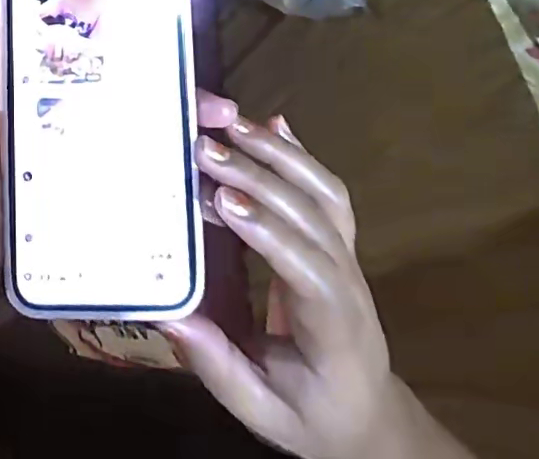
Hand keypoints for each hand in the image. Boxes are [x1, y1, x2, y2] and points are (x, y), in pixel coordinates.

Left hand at [0, 72, 242, 332]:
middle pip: (133, 120)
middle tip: (228, 124)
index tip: (191, 87)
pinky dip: (170, 205)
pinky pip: (138, 206)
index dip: (147, 82)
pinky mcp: (94, 222)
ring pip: (143, 162)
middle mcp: (71, 144)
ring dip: (184, 160)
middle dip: (180, 117)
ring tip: (230, 170)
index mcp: (42, 121)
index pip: (101, 89)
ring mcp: (86, 184)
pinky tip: (205, 214)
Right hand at [164, 107, 468, 458]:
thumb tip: (170, 313)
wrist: (369, 412)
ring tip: (230, 125)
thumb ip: (218, 366)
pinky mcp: (341, 238)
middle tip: (205, 149)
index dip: (268, 230)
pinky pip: (326, 188)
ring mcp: (350, 253)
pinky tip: (273, 123)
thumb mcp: (262, 410)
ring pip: (323, 190)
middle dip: (258, 176)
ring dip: (277, 152)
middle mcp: (349, 279)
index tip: (221, 198)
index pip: (308, 269)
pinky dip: (298, 151)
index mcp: (333, 326)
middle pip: (312, 214)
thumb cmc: (313, 415)